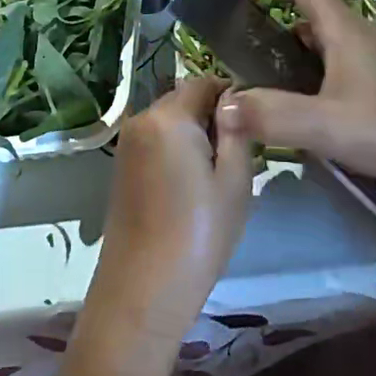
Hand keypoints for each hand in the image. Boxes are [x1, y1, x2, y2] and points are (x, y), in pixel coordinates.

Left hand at [91, 77, 254, 341]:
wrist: (141, 294)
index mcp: (168, 117)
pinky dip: (176, 149)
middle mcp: (141, 119)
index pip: (205, 81)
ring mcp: (127, 144)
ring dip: (194, 133)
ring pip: (170, 121)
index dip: (233, 96)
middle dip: (212, 115)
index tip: (254, 124)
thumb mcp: (235, 181)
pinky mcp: (121, 167)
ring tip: (217, 173)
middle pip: (184, 98)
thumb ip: (237, 130)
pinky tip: (192, 186)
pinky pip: (156, 141)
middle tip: (240, 153)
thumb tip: (235, 98)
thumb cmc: (198, 235)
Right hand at [219, 0, 375, 192]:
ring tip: (266, 92)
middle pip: (312, 18)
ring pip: (325, 50)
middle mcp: (359, 39)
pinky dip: (315, 84)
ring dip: (294, 62)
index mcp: (345, 31)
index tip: (245, 6)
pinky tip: (305, 118)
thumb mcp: (325, 124)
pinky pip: (338, 75)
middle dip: (276, 32)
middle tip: (246, 62)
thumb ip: (272, 115)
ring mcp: (374, 66)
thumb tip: (224, 106)